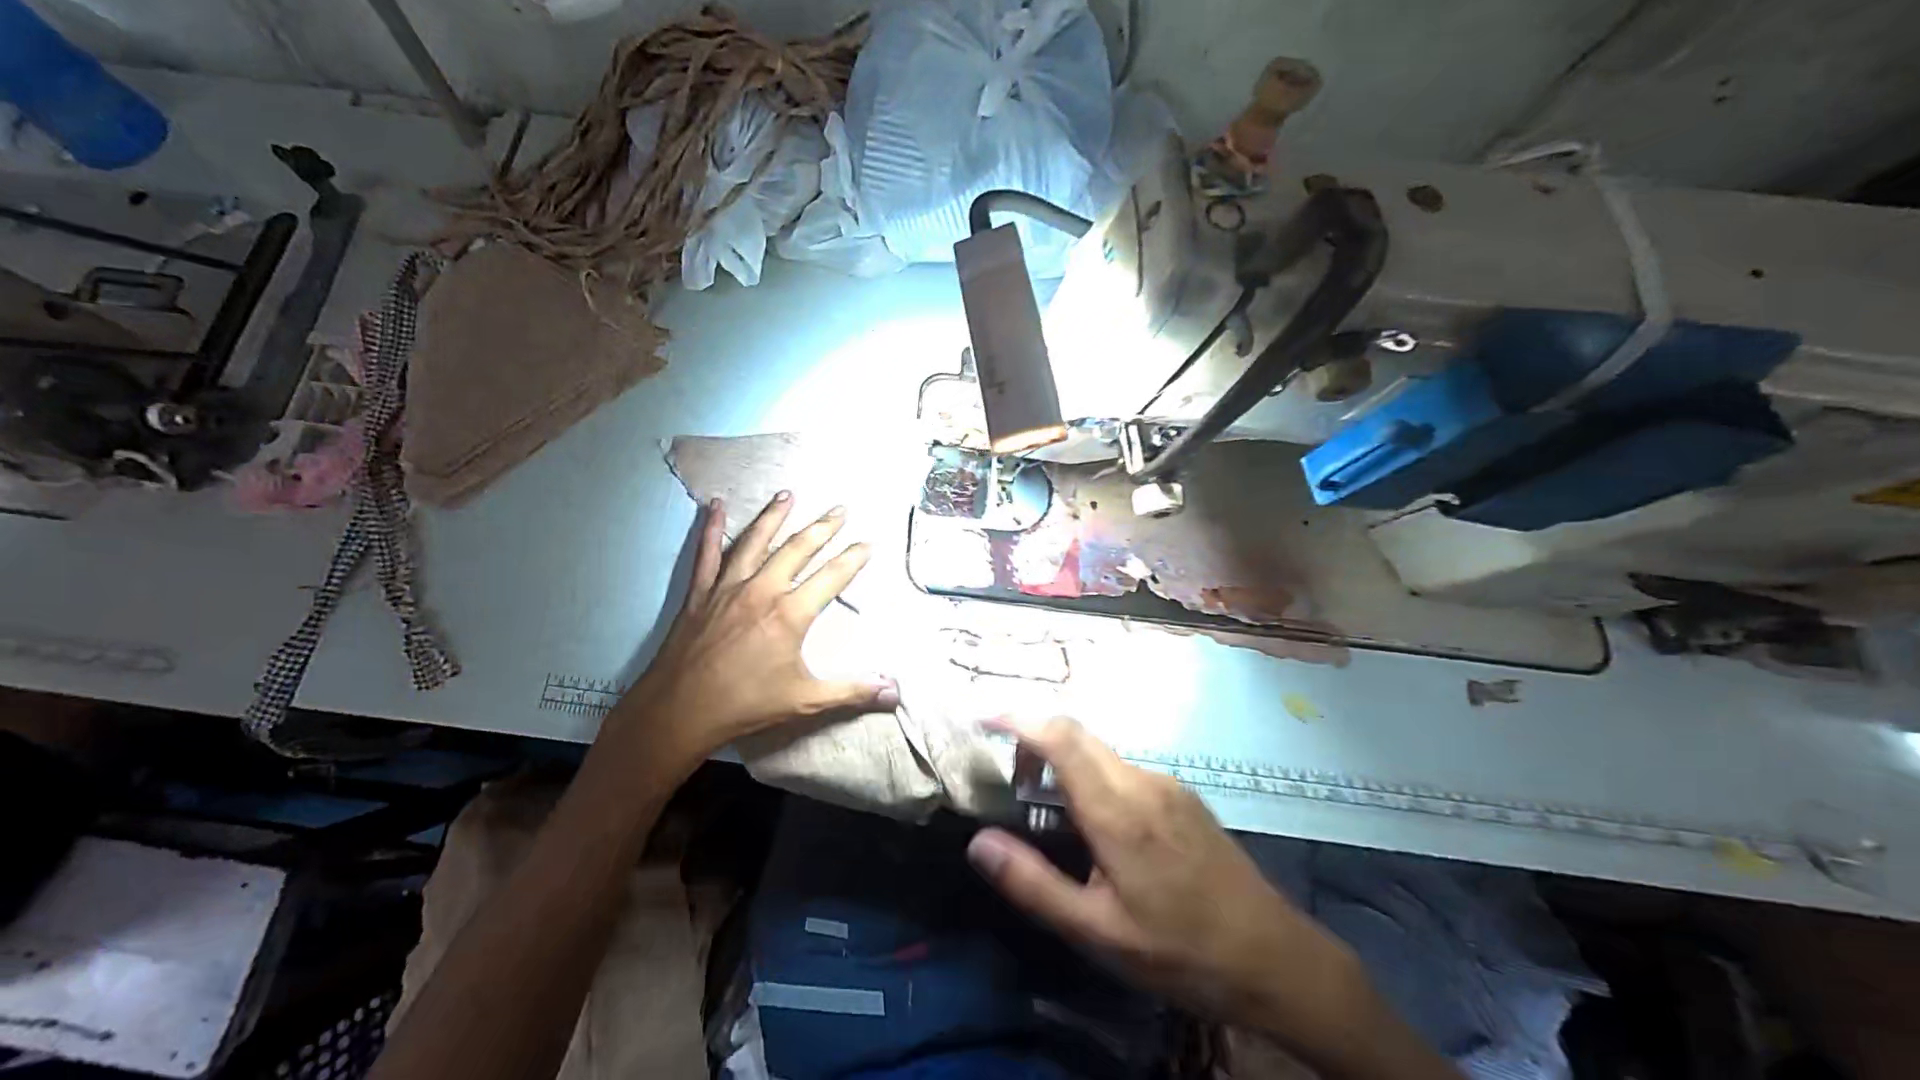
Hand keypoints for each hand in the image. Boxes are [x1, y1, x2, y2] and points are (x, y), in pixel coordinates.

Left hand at [607, 493, 898, 771]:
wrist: (680, 709)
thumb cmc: (746, 705)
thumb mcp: (806, 701)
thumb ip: (852, 691)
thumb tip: (895, 692)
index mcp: (790, 614)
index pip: (832, 577)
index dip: (853, 559)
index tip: (868, 543)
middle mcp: (762, 590)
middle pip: (798, 549)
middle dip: (822, 527)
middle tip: (840, 509)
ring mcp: (728, 587)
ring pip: (755, 541)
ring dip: (774, 516)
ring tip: (788, 494)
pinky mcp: (701, 592)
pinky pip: (707, 552)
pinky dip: (712, 527)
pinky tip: (715, 505)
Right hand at [966, 718, 1407, 1071]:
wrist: (1276, 959)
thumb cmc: (1179, 952)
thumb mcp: (1096, 931)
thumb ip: (1032, 883)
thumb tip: (977, 842)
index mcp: (1118, 810)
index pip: (1060, 738)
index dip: (1017, 719)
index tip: (982, 719)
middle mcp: (1143, 782)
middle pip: (1078, 736)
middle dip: (1034, 741)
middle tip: (1008, 779)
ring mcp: (1168, 786)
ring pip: (1100, 752)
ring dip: (1063, 760)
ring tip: (1043, 804)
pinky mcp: (1184, 797)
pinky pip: (1123, 770)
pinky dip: (1092, 775)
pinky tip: (1093, 823)